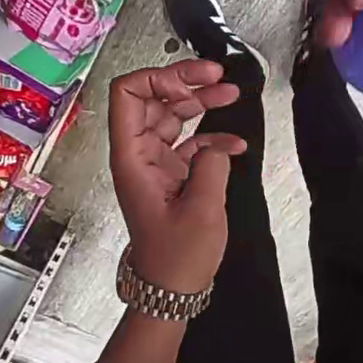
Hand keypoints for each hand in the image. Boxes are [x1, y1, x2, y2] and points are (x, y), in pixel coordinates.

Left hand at [107, 60, 246, 293]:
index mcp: (133, 158)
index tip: (190, 86)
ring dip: (201, 103)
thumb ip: (211, 166)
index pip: (127, 95)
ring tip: (230, 93)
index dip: (157, 80)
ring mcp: (156, 164)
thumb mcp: (201, 209)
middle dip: (184, 82)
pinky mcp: (174, 176)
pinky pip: (190, 143)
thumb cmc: (178, 256)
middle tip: (216, 75)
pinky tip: (235, 143)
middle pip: (153, 99)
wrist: (173, 287)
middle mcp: (139, 155)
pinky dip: (213, 137)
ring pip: (173, 117)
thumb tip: (218, 145)